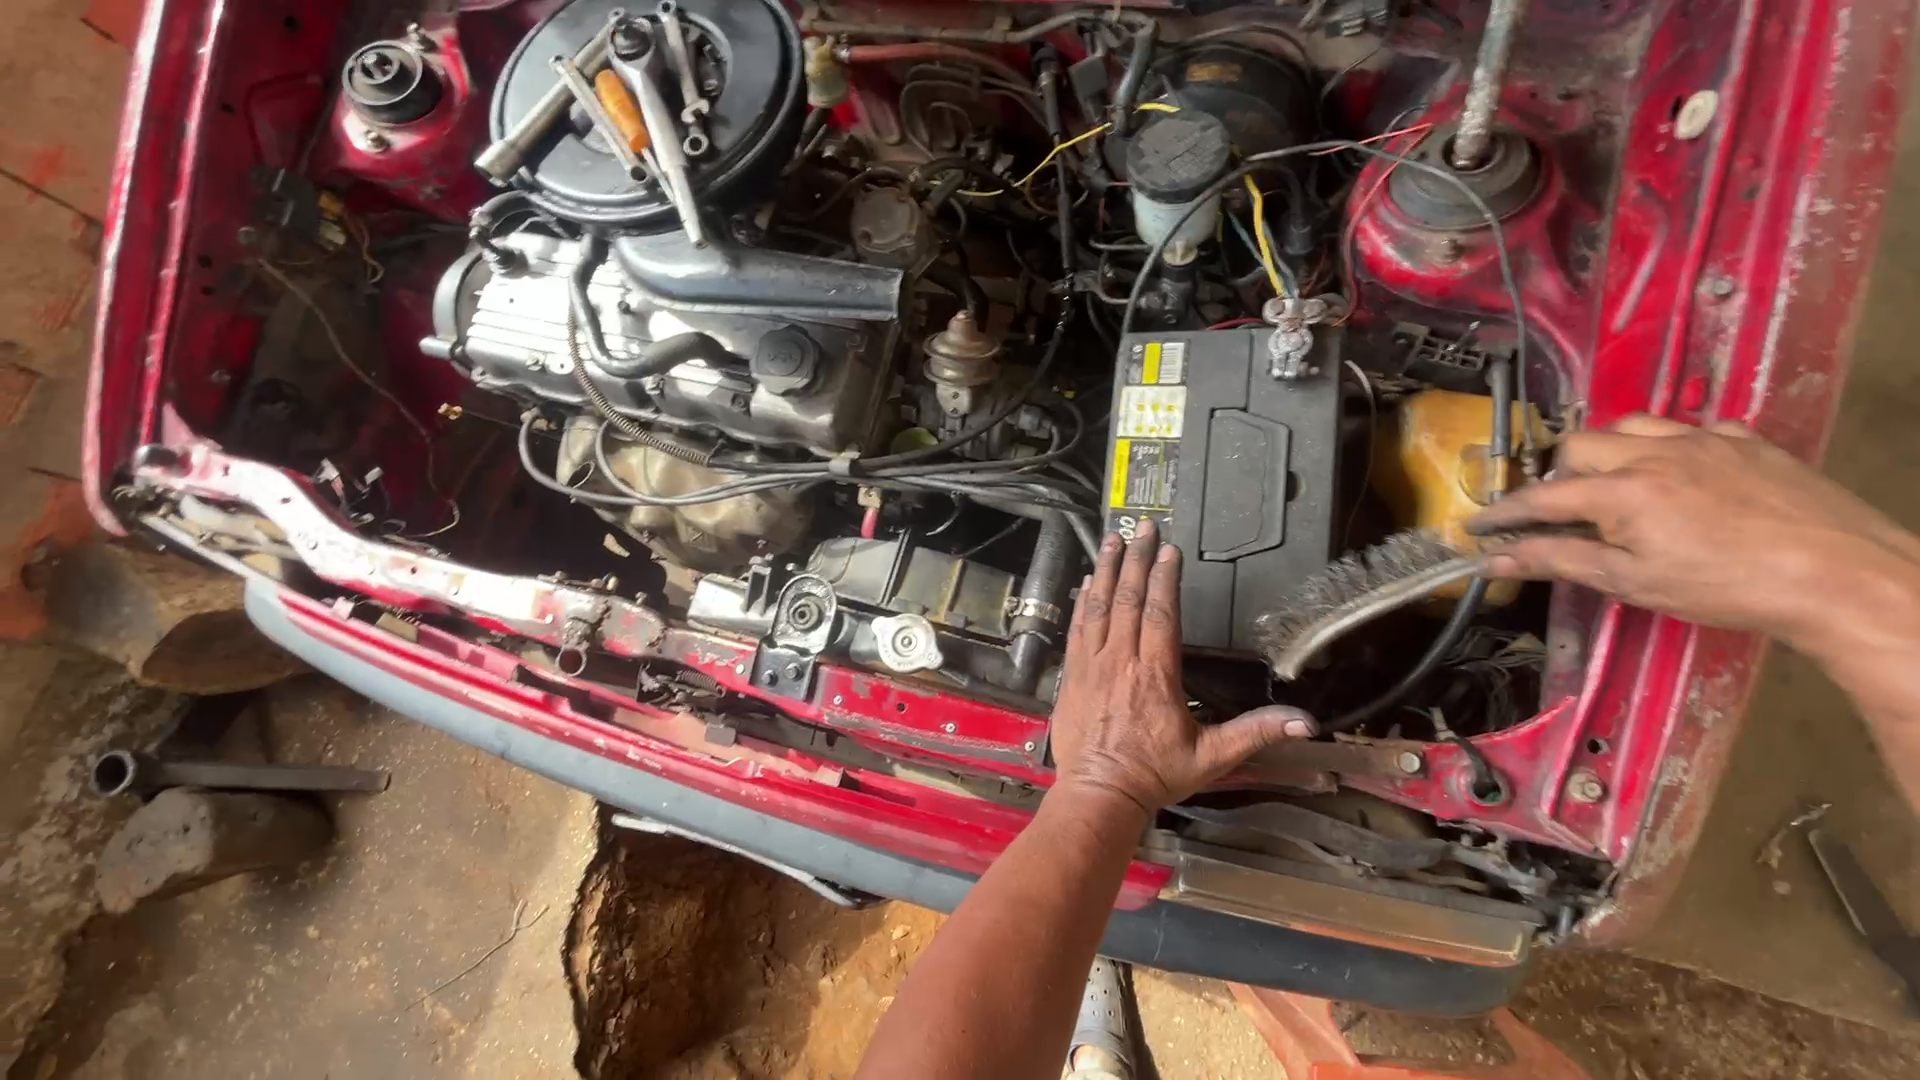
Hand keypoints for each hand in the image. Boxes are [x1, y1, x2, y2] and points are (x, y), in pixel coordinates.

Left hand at [1050, 517, 1315, 818]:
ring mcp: (1090, 665)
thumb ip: (1255, 733)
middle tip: (1143, 528)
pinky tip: (1087, 582)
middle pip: (1129, 599)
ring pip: (1099, 607)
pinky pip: (1077, 629)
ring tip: (1114, 540)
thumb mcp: (1211, 757)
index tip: (1170, 550)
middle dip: (1138, 560)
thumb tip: (1305, 721)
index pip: (1161, 614)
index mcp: (1155, 675)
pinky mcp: (1071, 675)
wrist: (1099, 793)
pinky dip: (1083, 602)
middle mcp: (1120, 661)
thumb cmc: (1154, 774)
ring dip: (1107, 571)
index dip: (1166, 579)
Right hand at [1466, 415, 1919, 649]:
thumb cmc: (1728, 587)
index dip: (1502, 512)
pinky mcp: (1749, 441)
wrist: (1846, 579)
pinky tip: (1679, 473)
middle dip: (1556, 475)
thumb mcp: (1631, 581)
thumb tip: (1494, 560)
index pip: (1540, 497)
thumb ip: (1557, 560)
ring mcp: (1706, 440)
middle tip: (1560, 510)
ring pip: (1630, 425)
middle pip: (1578, 446)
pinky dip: (1668, 446)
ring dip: (1607, 450)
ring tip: (1612, 482)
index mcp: (1623, 492)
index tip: (1476, 525)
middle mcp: (1656, 453)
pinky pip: (1691, 428)